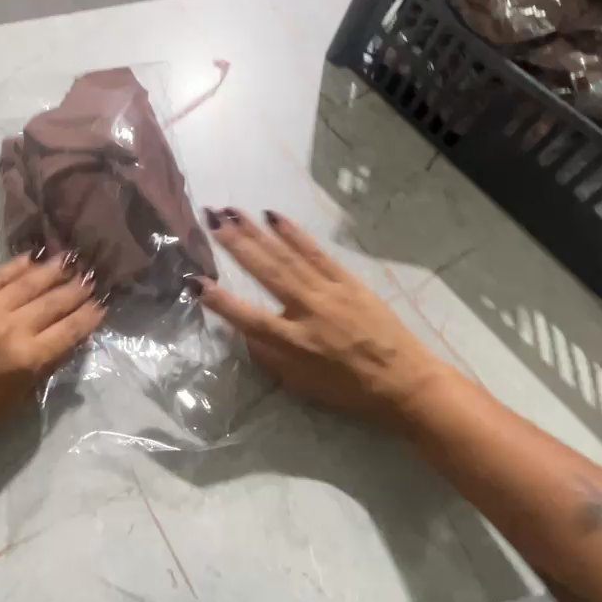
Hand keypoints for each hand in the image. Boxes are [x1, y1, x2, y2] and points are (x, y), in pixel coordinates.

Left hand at [0, 250, 106, 444]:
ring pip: (29, 283)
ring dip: (53, 270)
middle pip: (53, 302)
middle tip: (91, 277)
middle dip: (76, 289)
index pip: (69, 330)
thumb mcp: (21, 396)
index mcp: (28, 359)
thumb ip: (47, 364)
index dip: (89, 315)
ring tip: (70, 259)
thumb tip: (72, 337)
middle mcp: (12, 329)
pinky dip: (18, 265)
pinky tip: (34, 257)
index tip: (102, 303)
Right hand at [197, 208, 455, 425]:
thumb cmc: (349, 390)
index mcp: (294, 344)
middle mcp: (308, 312)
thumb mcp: (302, 385)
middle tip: (210, 219)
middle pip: (265, 272)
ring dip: (256, 232)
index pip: (248, 318)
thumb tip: (243, 332)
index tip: (194, 281)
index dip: (219, 301)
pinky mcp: (347, 281)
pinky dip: (293, 234)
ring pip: (286, 256)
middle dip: (234, 244)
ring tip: (231, 211)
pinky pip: (315, 253)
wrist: (407, 382)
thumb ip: (269, 358)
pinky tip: (274, 217)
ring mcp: (329, 292)